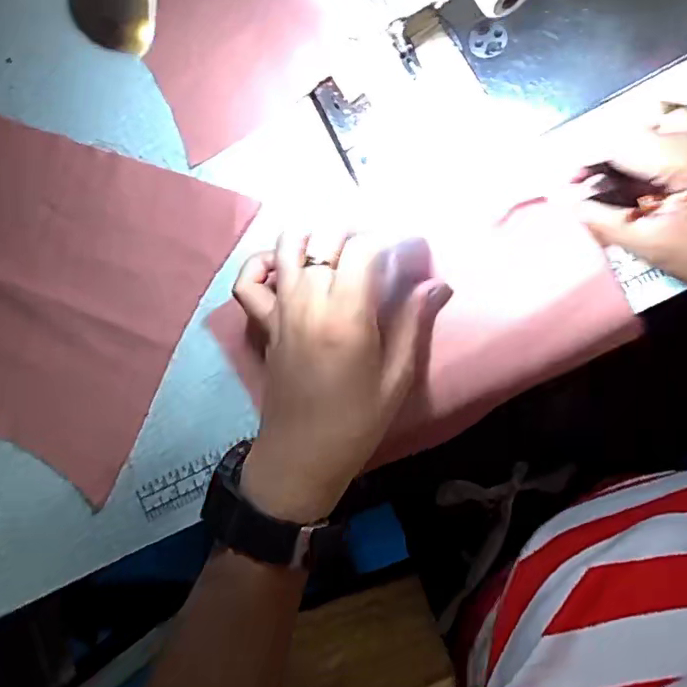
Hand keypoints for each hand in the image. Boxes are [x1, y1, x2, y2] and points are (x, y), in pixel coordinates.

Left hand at [230, 231, 450, 522]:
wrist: (301, 456)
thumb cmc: (358, 420)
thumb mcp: (397, 376)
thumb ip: (412, 321)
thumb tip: (438, 283)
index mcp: (347, 316)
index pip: (365, 248)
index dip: (393, 238)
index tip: (413, 248)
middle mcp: (309, 303)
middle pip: (326, 237)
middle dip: (359, 230)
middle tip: (383, 247)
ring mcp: (281, 310)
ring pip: (288, 245)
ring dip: (318, 235)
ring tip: (344, 247)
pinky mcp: (264, 324)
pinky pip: (249, 280)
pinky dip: (267, 262)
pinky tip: (290, 267)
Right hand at [570, 108, 686, 350]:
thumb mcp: (662, 248)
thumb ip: (608, 219)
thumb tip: (569, 199)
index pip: (620, 142)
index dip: (592, 165)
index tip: (577, 188)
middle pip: (644, 121)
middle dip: (622, 153)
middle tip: (617, 193)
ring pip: (672, 118)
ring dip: (650, 144)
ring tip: (648, 187)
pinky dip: (678, 144)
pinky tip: (679, 180)